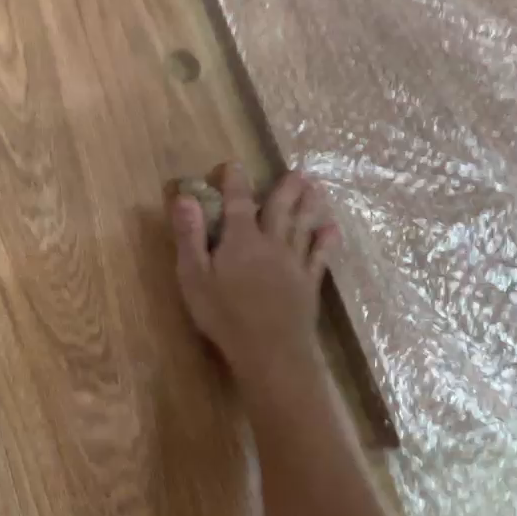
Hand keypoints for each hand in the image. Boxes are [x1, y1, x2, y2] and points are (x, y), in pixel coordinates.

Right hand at [169, 165, 340, 396]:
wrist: (270, 351)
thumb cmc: (223, 314)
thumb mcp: (193, 275)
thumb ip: (190, 235)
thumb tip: (185, 197)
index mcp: (240, 239)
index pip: (237, 202)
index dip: (234, 181)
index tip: (233, 164)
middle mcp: (271, 243)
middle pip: (280, 208)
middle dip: (286, 188)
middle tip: (298, 171)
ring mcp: (294, 263)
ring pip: (303, 226)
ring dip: (309, 205)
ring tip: (317, 188)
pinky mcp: (308, 283)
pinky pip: (319, 255)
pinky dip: (326, 240)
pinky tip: (331, 230)